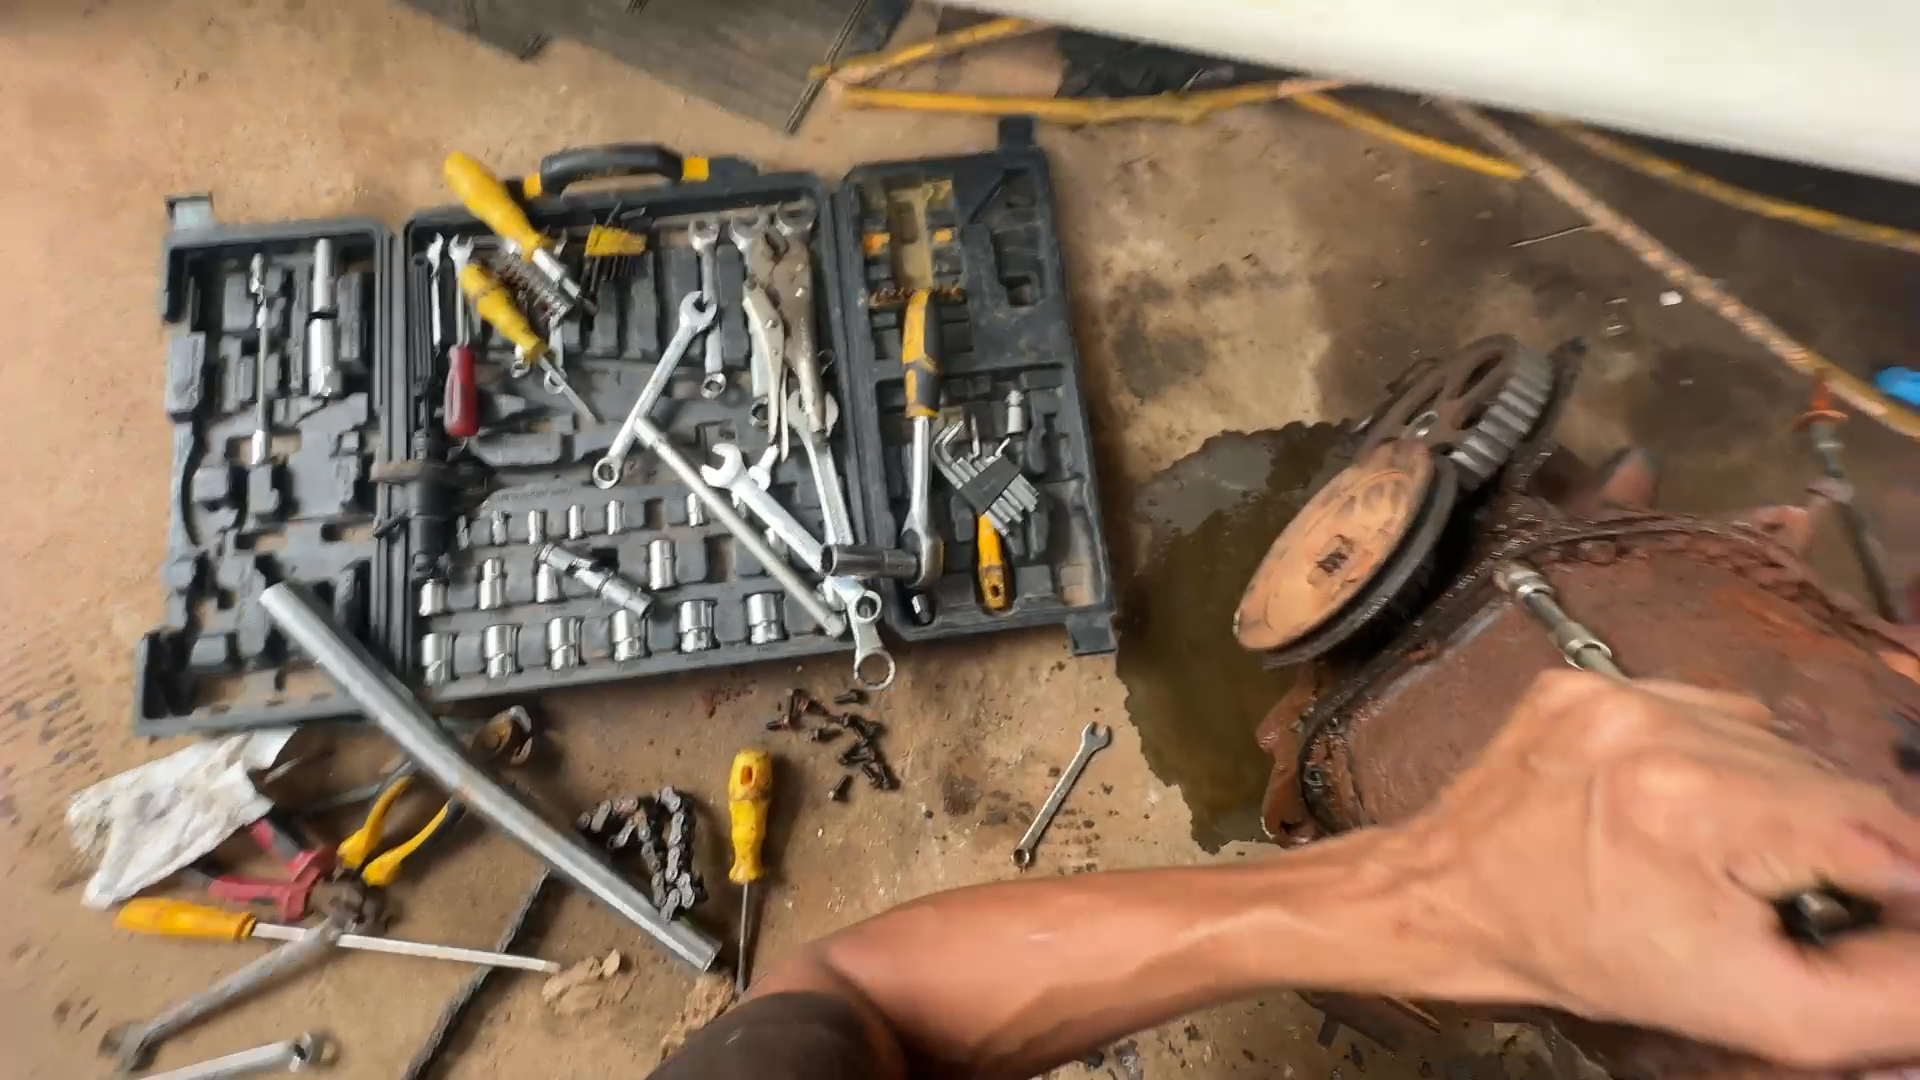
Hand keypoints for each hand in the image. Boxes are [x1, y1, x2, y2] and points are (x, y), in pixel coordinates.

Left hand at [1398, 672, 1919, 1067]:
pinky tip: (1671, 799)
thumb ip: (1908, 986)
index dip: (1894, 888)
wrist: (1456, 892)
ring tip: (1712, 846)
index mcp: (1696, 800)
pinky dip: (1710, 753)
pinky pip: (1694, 709)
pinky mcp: (1571, 686)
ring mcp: (1603, 696)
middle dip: (1828, 842)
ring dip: (1771, 793)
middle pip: (1825, 779)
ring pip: (1767, 738)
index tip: (1852, 916)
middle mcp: (1648, 726)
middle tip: (1766, 889)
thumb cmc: (1589, 951)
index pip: (1889, 830)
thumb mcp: (1770, 1009)